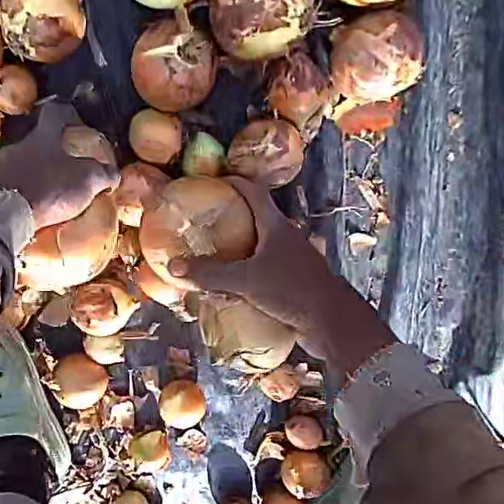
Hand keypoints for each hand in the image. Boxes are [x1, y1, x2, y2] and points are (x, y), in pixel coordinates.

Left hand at [0, 102, 117, 227]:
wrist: (3, 215)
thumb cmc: (49, 190)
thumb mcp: (88, 181)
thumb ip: (104, 173)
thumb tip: (113, 173)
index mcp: (44, 138)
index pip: (55, 113)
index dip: (67, 112)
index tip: (75, 118)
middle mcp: (18, 146)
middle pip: (38, 141)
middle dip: (52, 152)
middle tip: (67, 166)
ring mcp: (0, 166)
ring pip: (22, 163)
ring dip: (36, 173)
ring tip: (50, 192)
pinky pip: (10, 184)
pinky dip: (22, 192)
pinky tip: (32, 206)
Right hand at [174, 177, 394, 377]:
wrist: (331, 321)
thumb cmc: (292, 290)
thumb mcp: (246, 280)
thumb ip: (210, 274)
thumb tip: (172, 266)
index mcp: (277, 227)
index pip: (255, 192)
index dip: (235, 182)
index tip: (214, 181)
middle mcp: (288, 238)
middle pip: (258, 218)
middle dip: (234, 217)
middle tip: (207, 222)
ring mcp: (294, 260)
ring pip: (263, 246)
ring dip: (242, 247)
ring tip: (216, 254)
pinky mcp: (295, 282)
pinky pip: (267, 270)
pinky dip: (250, 271)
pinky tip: (234, 286)